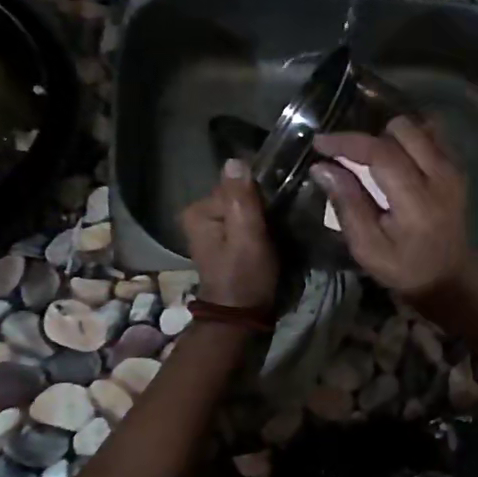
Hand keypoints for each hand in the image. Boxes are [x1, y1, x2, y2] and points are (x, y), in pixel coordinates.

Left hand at [180, 158, 277, 308]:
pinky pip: (246, 221)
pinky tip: (270, 238)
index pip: (237, 184)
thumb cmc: (245, 275)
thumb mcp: (248, 235)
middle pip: (241, 195)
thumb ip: (241, 199)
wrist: (241, 315)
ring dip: (264, 216)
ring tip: (279, 231)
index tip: (278, 210)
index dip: (261, 195)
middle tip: (279, 224)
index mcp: (198, 210)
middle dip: (262, 205)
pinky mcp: (224, 240)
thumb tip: (235, 160)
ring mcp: (211, 228)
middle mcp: (199, 214)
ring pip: (246, 208)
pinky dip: (260, 226)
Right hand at [311, 116, 470, 296]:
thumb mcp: (367, 247)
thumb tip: (322, 166)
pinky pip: (434, 136)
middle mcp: (441, 177)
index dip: (348, 142)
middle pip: (404, 129)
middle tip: (353, 158)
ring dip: (392, 137)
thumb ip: (347, 204)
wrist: (449, 277)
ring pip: (420, 127)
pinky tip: (398, 159)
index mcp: (417, 201)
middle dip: (372, 137)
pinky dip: (411, 140)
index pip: (382, 153)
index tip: (320, 143)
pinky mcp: (459, 169)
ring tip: (376, 159)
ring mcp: (454, 170)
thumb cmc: (404, 268)